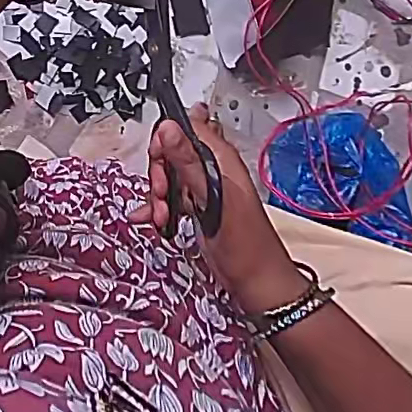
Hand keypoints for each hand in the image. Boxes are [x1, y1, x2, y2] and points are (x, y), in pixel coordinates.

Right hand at [130, 103, 307, 314]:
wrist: (257, 284)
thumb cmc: (245, 244)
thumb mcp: (212, 198)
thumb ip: (188, 161)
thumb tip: (169, 127)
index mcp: (220, 158)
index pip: (184, 127)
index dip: (165, 140)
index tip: (159, 160)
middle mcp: (211, 168)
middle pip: (171, 152)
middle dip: (159, 172)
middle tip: (163, 193)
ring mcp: (203, 187)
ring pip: (167, 175)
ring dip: (157, 194)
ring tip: (163, 213)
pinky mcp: (196, 205)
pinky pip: (169, 196)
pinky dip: (158, 207)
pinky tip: (154, 219)